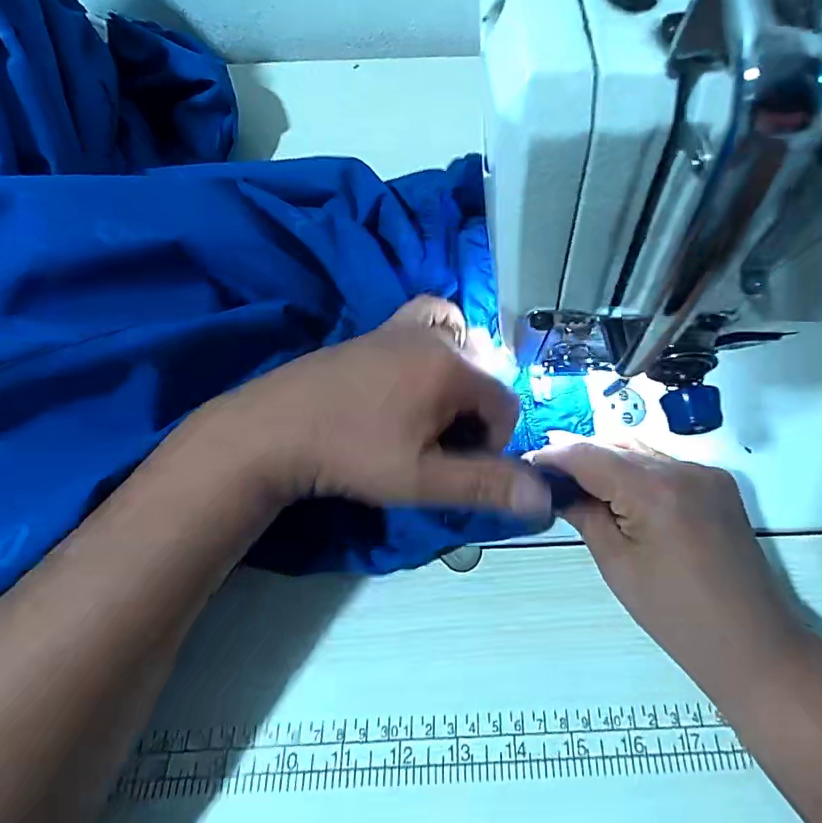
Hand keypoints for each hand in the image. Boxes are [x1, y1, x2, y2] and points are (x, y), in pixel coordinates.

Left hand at [174, 296, 550, 519]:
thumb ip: (485, 486)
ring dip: (459, 378)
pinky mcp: (376, 329)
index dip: (492, 442)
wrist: (276, 427)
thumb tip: (545, 498)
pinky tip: (409, 376)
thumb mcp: (422, 479)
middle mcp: (434, 335)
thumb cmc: (352, 455)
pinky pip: (426, 323)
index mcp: (453, 367)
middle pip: (484, 374)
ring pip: (459, 345)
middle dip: (475, 412)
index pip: (506, 403)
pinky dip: (435, 343)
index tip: (455, 465)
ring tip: (430, 411)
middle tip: (438, 442)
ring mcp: (402, 326)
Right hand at [529, 440, 803, 684]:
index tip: (526, 465)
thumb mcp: (616, 563)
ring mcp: (705, 472)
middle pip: (615, 444)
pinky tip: (622, 493)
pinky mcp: (718, 483)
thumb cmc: (676, 615)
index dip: (554, 456)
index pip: (589, 454)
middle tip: (547, 477)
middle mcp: (683, 468)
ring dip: (607, 460)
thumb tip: (555, 488)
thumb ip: (584, 513)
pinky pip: (665, 463)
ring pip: (640, 449)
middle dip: (578, 455)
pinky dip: (637, 470)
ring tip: (579, 484)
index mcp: (654, 490)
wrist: (753, 645)